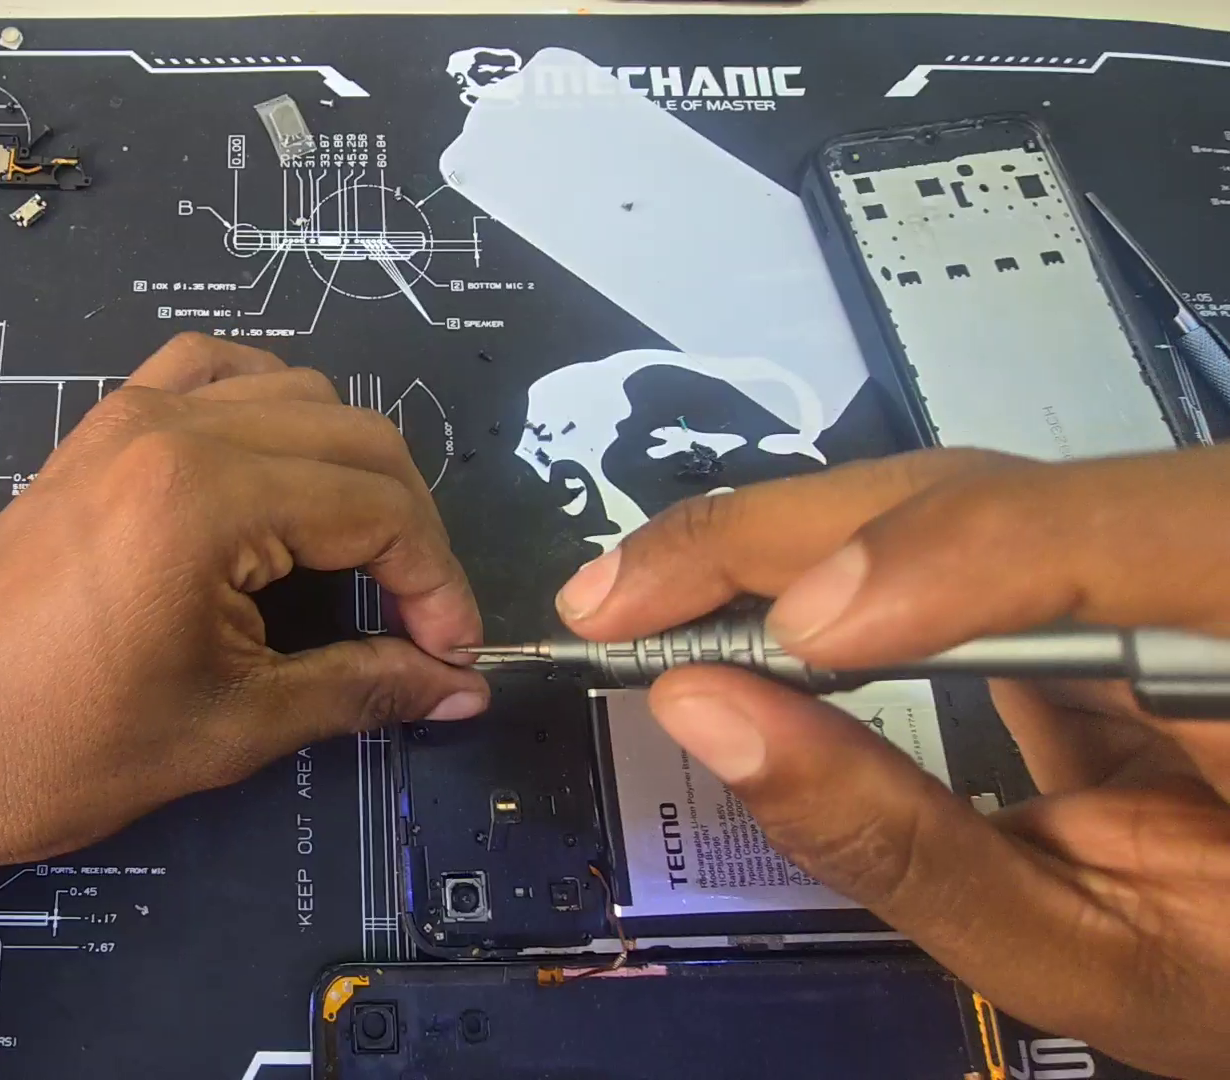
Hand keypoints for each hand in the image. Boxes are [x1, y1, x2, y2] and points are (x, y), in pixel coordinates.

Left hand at [0, 334, 487, 900]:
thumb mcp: (231, 729)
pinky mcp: (105, 423)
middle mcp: (180, 427)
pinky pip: (213, 371)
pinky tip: (275, 465)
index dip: (436, 582)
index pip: (379, 508)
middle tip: (416, 614)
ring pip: (297, 393)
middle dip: (409, 526)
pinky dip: (270, 407)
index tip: (452, 652)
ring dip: (349, 466)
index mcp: (210, 498)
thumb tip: (464, 690)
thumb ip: (361, 689)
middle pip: (357, 437)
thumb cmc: (62, 751)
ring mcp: (136, 411)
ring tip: (352, 550)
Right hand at [556, 446, 1229, 1078]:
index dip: (964, 558)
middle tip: (607, 604)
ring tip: (623, 598)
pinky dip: (767, 561)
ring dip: (738, 545)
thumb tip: (695, 709)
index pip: (1157, 534)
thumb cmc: (1222, 966)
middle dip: (762, 543)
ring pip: (900, 491)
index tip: (794, 639)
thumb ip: (902, 844)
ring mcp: (1104, 538)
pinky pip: (883, 526)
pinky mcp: (1027, 551)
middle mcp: (1189, 549)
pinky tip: (692, 591)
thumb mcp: (1086, 954)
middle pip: (962, 488)